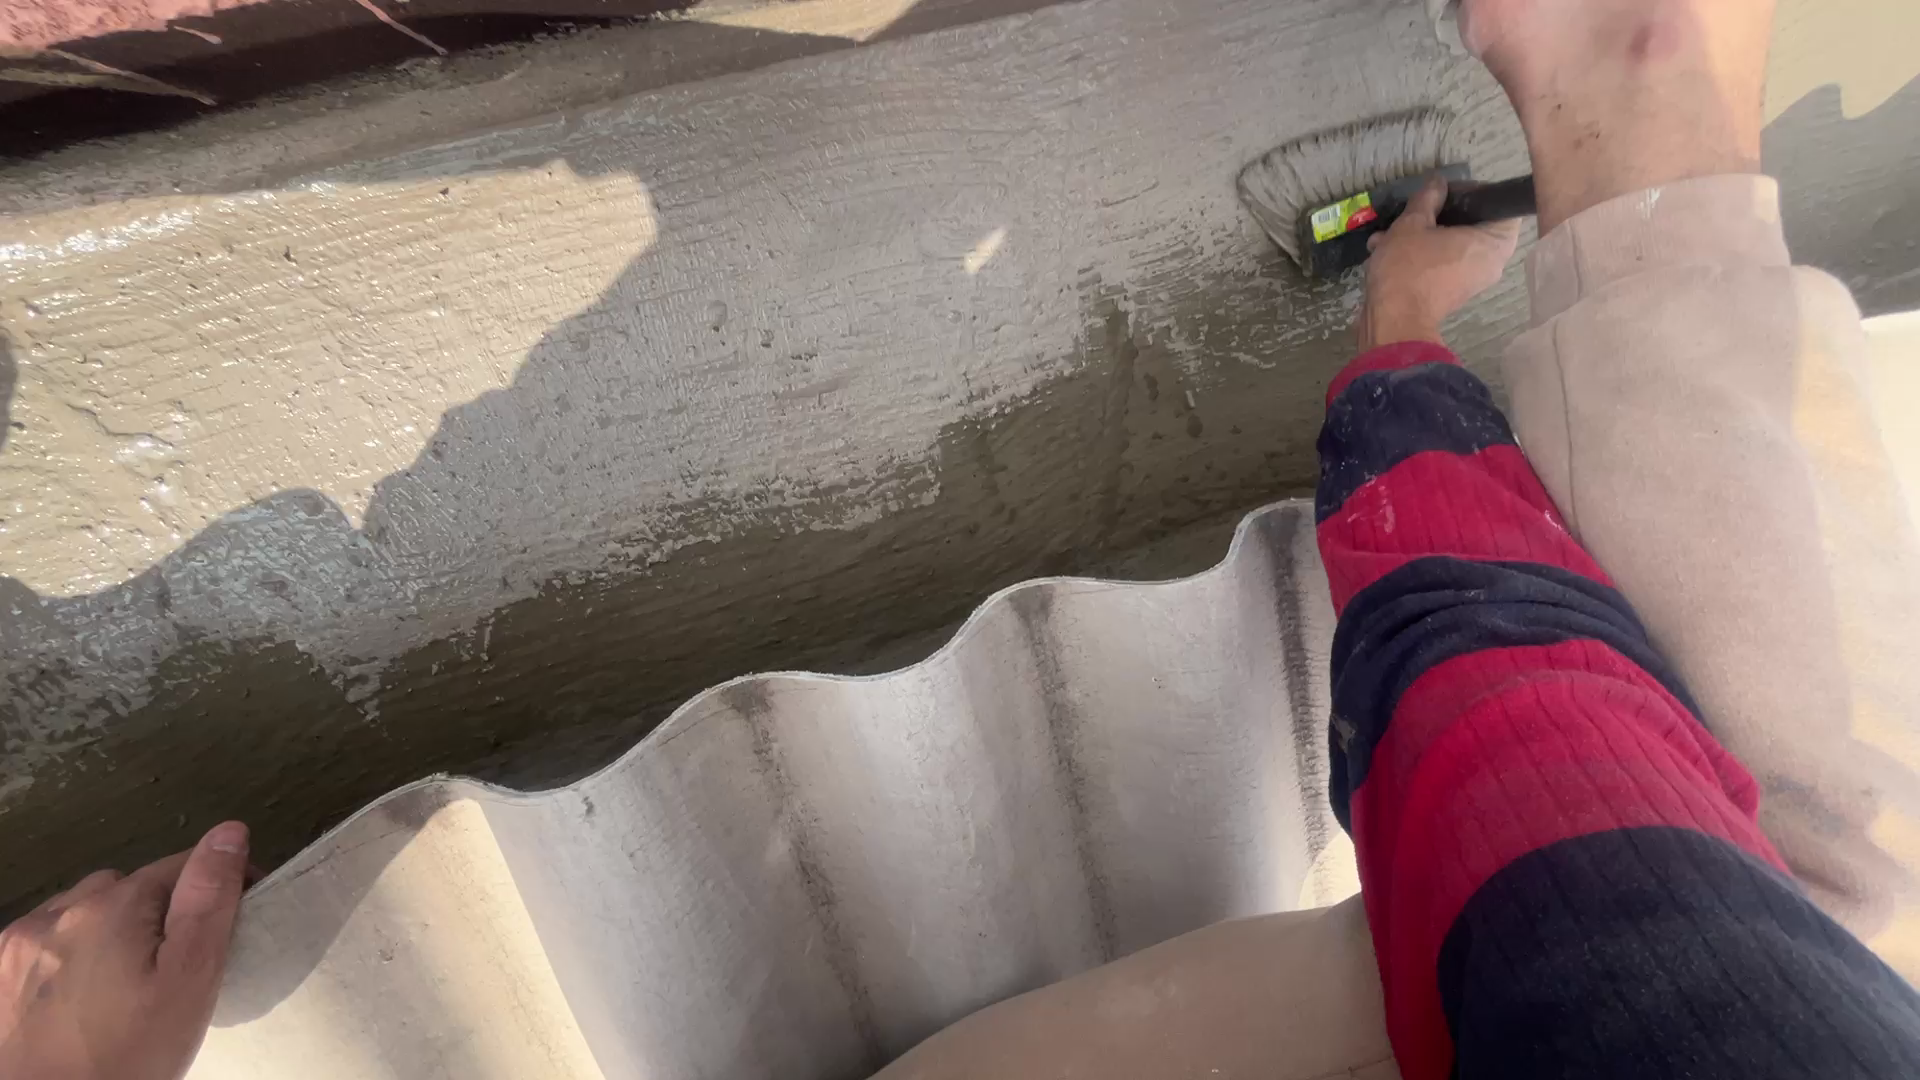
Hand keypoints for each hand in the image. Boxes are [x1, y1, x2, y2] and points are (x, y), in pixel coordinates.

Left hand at [0, 822, 249, 1079]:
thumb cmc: (132, 1048)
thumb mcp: (192, 972)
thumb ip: (210, 895)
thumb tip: (229, 831)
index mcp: (108, 907)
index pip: (186, 863)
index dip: (222, 884)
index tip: (238, 920)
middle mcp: (51, 917)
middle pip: (130, 885)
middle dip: (162, 906)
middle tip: (182, 955)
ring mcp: (9, 950)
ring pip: (84, 910)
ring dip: (115, 925)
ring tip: (132, 974)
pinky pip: (46, 941)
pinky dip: (74, 951)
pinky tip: (84, 990)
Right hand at [1357, 176, 1520, 349]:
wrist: (1392, 323)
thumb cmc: (1409, 269)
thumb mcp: (1411, 224)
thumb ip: (1426, 199)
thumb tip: (1436, 183)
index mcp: (1497, 239)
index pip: (1494, 202)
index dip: (1466, 192)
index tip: (1437, 194)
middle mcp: (1493, 261)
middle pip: (1467, 225)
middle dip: (1432, 219)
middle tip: (1408, 214)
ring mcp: (1471, 281)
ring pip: (1447, 247)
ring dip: (1416, 239)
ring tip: (1384, 237)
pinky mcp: (1449, 295)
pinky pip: (1438, 266)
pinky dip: (1416, 259)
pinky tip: (1384, 254)